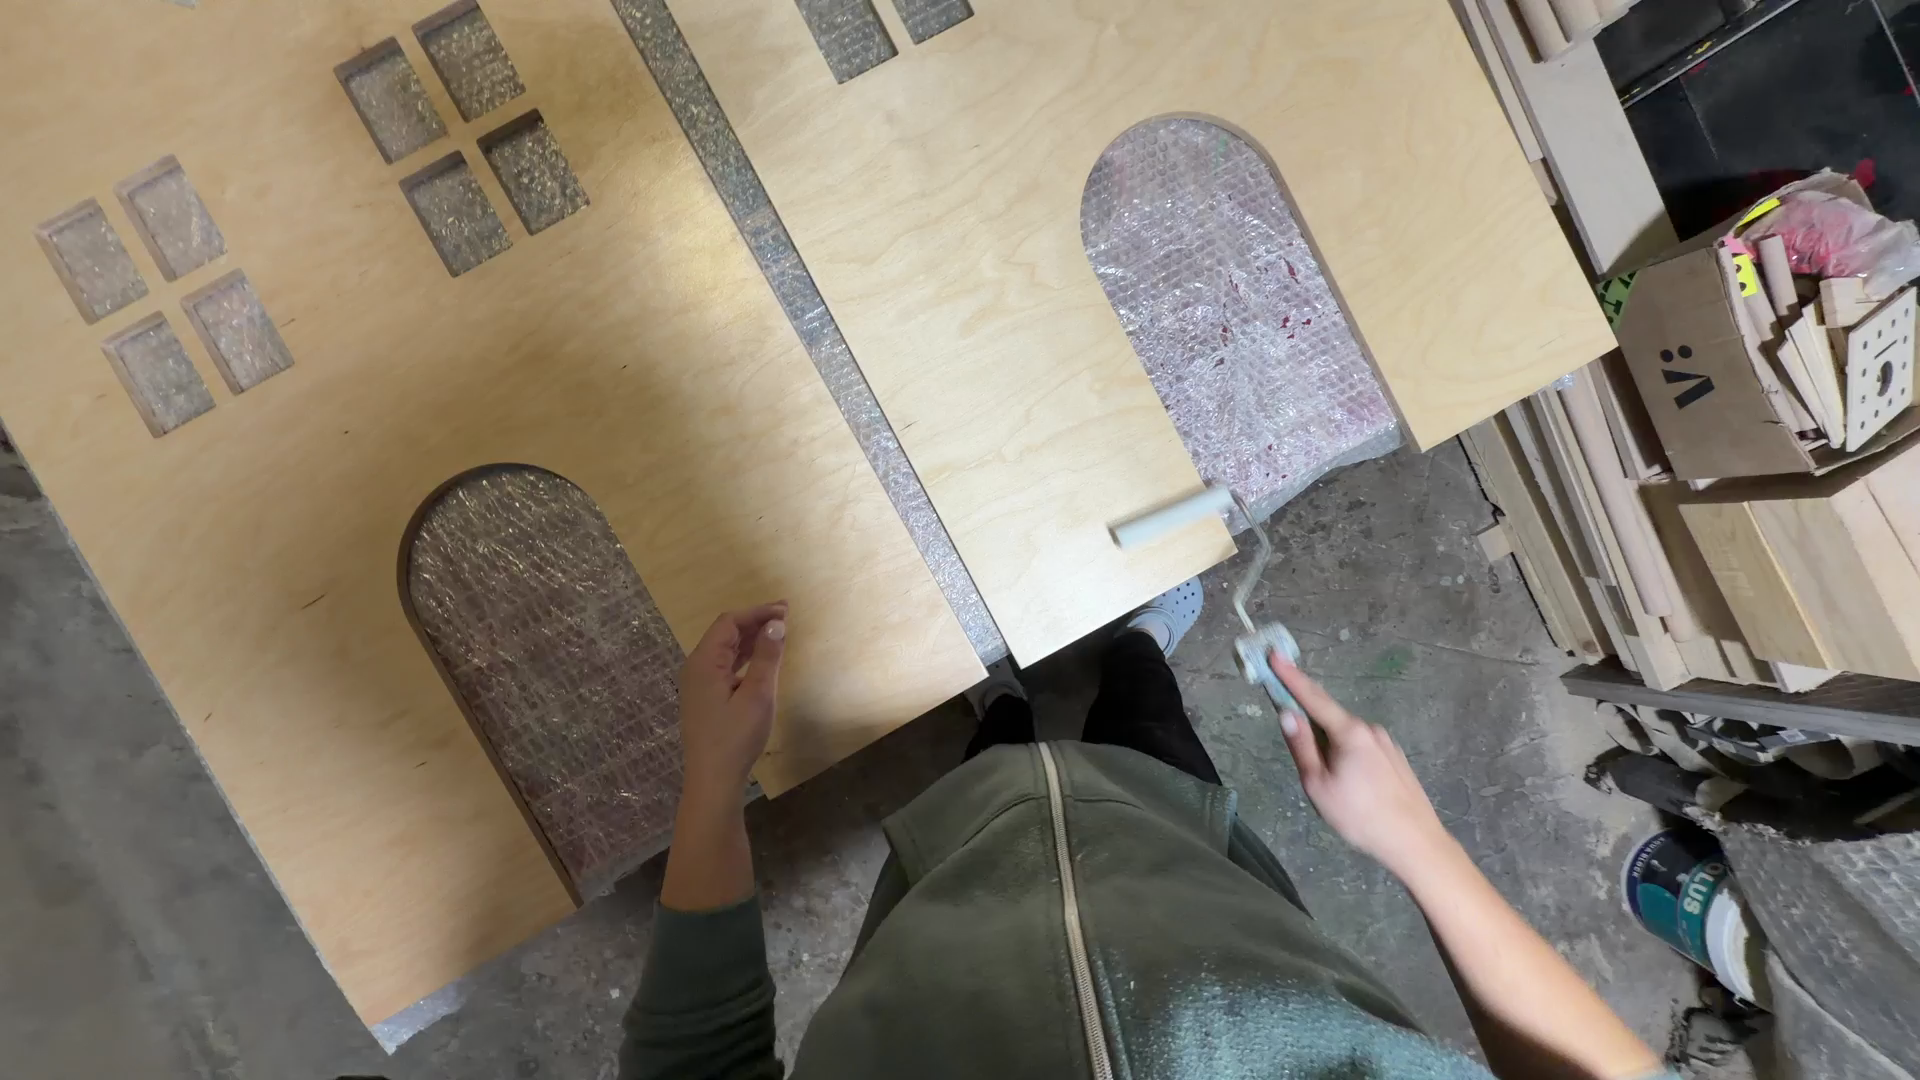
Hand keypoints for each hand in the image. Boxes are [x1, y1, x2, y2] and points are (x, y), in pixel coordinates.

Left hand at [677, 602, 787, 799]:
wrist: (714, 780)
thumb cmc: (736, 736)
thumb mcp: (758, 694)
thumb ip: (768, 657)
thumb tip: (777, 624)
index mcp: (704, 662)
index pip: (729, 623)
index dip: (758, 612)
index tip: (786, 611)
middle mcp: (696, 668)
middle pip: (726, 633)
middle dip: (756, 621)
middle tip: (786, 615)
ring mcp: (699, 684)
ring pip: (726, 650)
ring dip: (752, 638)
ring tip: (779, 631)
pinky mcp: (706, 698)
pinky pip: (726, 666)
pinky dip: (746, 656)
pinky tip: (763, 658)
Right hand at [1268, 651, 1455, 880]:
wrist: (1416, 844)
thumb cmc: (1359, 815)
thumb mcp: (1318, 784)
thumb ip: (1301, 746)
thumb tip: (1287, 713)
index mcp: (1349, 732)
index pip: (1312, 697)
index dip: (1290, 676)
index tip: (1274, 654)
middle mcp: (1368, 729)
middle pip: (1328, 715)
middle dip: (1306, 715)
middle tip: (1290, 726)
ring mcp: (1385, 742)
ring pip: (1344, 734)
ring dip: (1327, 744)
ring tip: (1328, 783)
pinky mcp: (1394, 757)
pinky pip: (1359, 745)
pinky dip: (1344, 753)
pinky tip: (1349, 784)